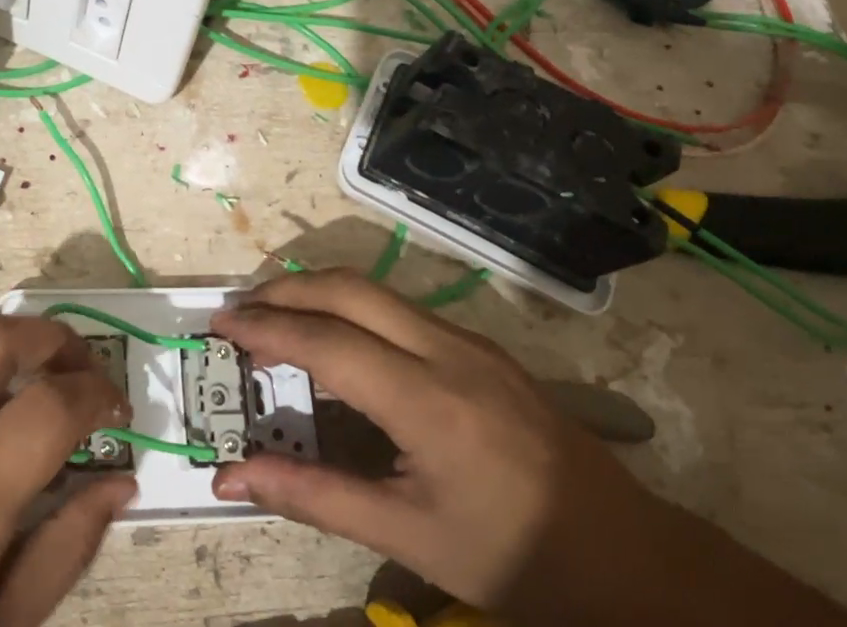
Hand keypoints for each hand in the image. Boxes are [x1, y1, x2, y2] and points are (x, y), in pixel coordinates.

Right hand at [207, 271, 662, 608]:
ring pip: (377, 291)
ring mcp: (471, 344)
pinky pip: (400, 309)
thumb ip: (312, 496)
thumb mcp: (405, 535)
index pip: (327, 342)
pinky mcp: (483, 350)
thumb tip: (228, 477)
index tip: (218, 327)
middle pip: (350, 290)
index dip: (265, 330)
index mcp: (429, 402)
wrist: (628, 557)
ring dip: (316, 292)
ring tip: (271, 317)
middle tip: (236, 312)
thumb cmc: (511, 554)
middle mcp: (449, 352)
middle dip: (283, 290)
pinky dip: (349, 308)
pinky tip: (333, 339)